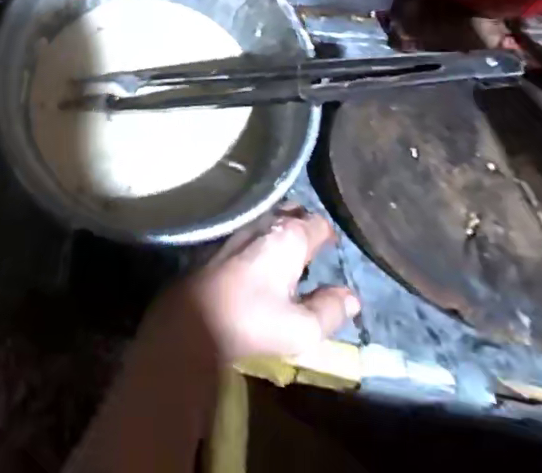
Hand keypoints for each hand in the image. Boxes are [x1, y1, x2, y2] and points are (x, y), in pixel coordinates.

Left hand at [148, 209, 359, 364]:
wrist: (190, 320)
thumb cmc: (250, 321)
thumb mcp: (301, 329)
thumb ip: (330, 311)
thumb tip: (351, 298)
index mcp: (289, 235)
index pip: (320, 224)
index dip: (329, 237)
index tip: (333, 251)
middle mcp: (264, 220)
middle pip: (292, 213)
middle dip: (304, 224)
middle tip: (311, 248)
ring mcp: (238, 227)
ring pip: (268, 218)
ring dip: (280, 230)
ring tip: (287, 252)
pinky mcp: (219, 239)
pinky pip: (249, 229)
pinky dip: (259, 237)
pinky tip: (258, 259)